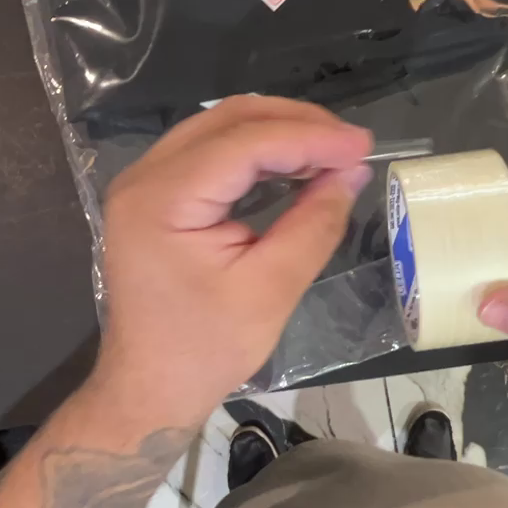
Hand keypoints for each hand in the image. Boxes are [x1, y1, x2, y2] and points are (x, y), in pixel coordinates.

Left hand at [89, 96, 371, 423]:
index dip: (309, 137)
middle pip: (228, 120)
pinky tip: (294, 165)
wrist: (150, 387)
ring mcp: (144, 184)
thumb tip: (351, 173)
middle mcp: (143, 177)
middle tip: (351, 145)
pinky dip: (256, 152)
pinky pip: (210, 153)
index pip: (244, 143)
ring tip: (331, 152)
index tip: (363, 145)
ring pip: (219, 129)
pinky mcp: (156, 197)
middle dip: (296, 124)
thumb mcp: (270, 292)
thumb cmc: (205, 350)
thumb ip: (313, 226)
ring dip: (278, 133)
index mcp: (161, 200)